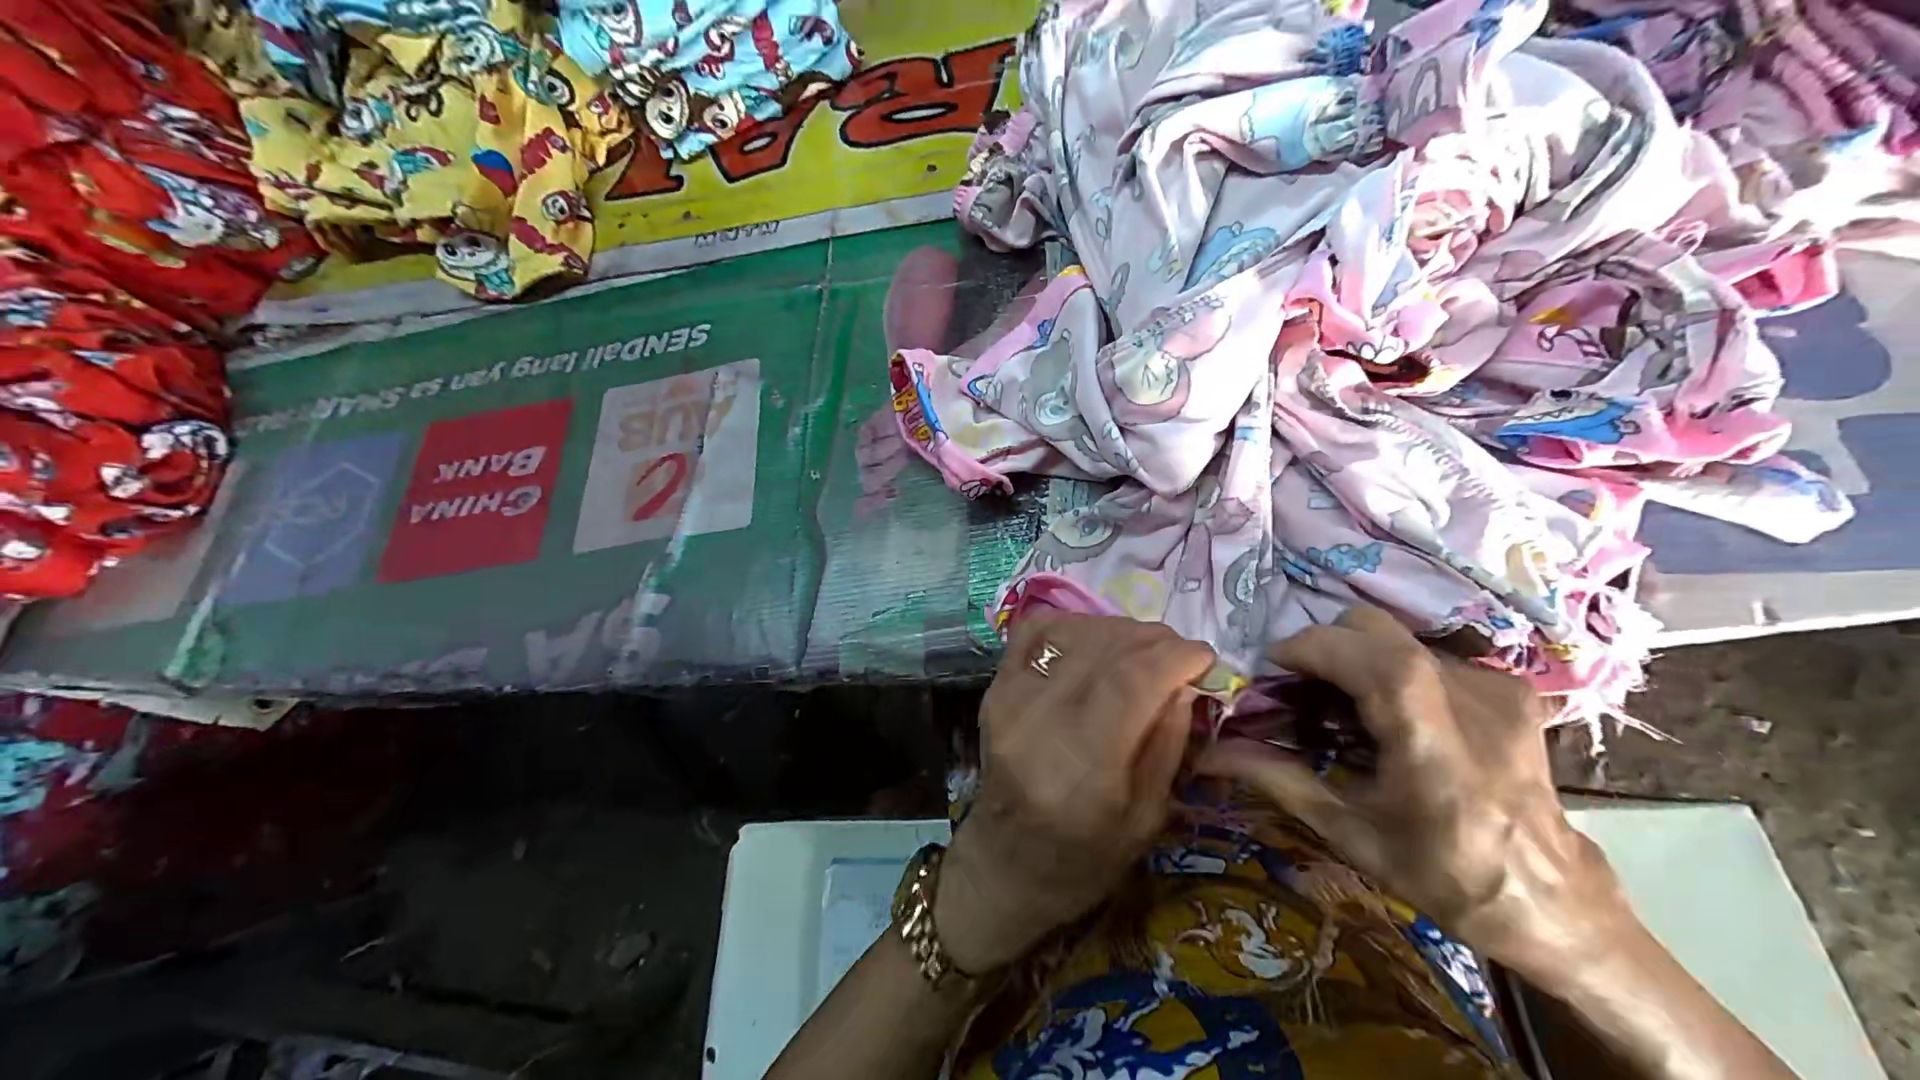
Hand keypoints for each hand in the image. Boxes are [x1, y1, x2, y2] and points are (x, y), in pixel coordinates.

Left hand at [935, 614, 1214, 974]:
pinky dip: (1073, 626)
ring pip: (1073, 631)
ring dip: (1119, 630)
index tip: (1206, 656)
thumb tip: (1186, 681)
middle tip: (1180, 654)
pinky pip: (1034, 632)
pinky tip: (1097, 643)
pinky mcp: (994, 688)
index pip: (1131, 680)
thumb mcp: (1146, 819)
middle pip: (1104, 647)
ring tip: (1144, 650)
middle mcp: (1038, 719)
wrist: (1006, 863)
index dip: (1176, 656)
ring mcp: (1008, 698)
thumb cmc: (1085, 858)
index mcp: (1081, 765)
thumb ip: (1167, 744)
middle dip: (1155, 640)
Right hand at [1195, 605, 1629, 977]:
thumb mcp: (1350, 832)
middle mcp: (1469, 694)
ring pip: (1395, 637)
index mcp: (1430, 737)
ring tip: (1344, 708)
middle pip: (1371, 625)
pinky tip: (1392, 717)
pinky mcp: (1512, 686)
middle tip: (1301, 689)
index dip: (1303, 648)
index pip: (1358, 652)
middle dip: (1323, 646)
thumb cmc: (1444, 874)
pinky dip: (1392, 670)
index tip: (1270, 672)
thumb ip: (1277, 778)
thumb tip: (1210, 751)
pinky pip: (1427, 653)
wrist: (1553, 903)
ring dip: (1355, 659)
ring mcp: (1496, 685)